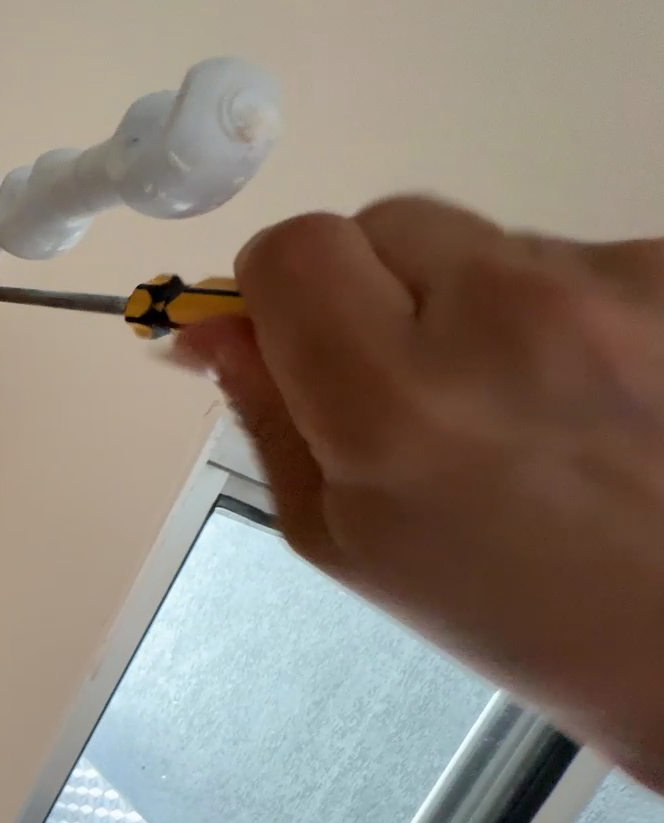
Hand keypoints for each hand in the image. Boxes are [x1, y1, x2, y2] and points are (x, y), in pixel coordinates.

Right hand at [182, 196, 663, 789]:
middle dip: (351, 281)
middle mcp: (510, 318)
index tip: (275, 333)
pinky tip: (567, 386)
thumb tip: (203, 330)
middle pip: (379, 222)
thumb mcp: (327, 526)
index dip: (264, 283)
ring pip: (475, 241)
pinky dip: (539, 307)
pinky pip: (567, 259)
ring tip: (492, 393)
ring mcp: (622, 287)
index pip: (295, 250)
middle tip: (375, 365)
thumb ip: (261, 411)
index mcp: (392, 399)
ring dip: (449, 297)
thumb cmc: (484, 598)